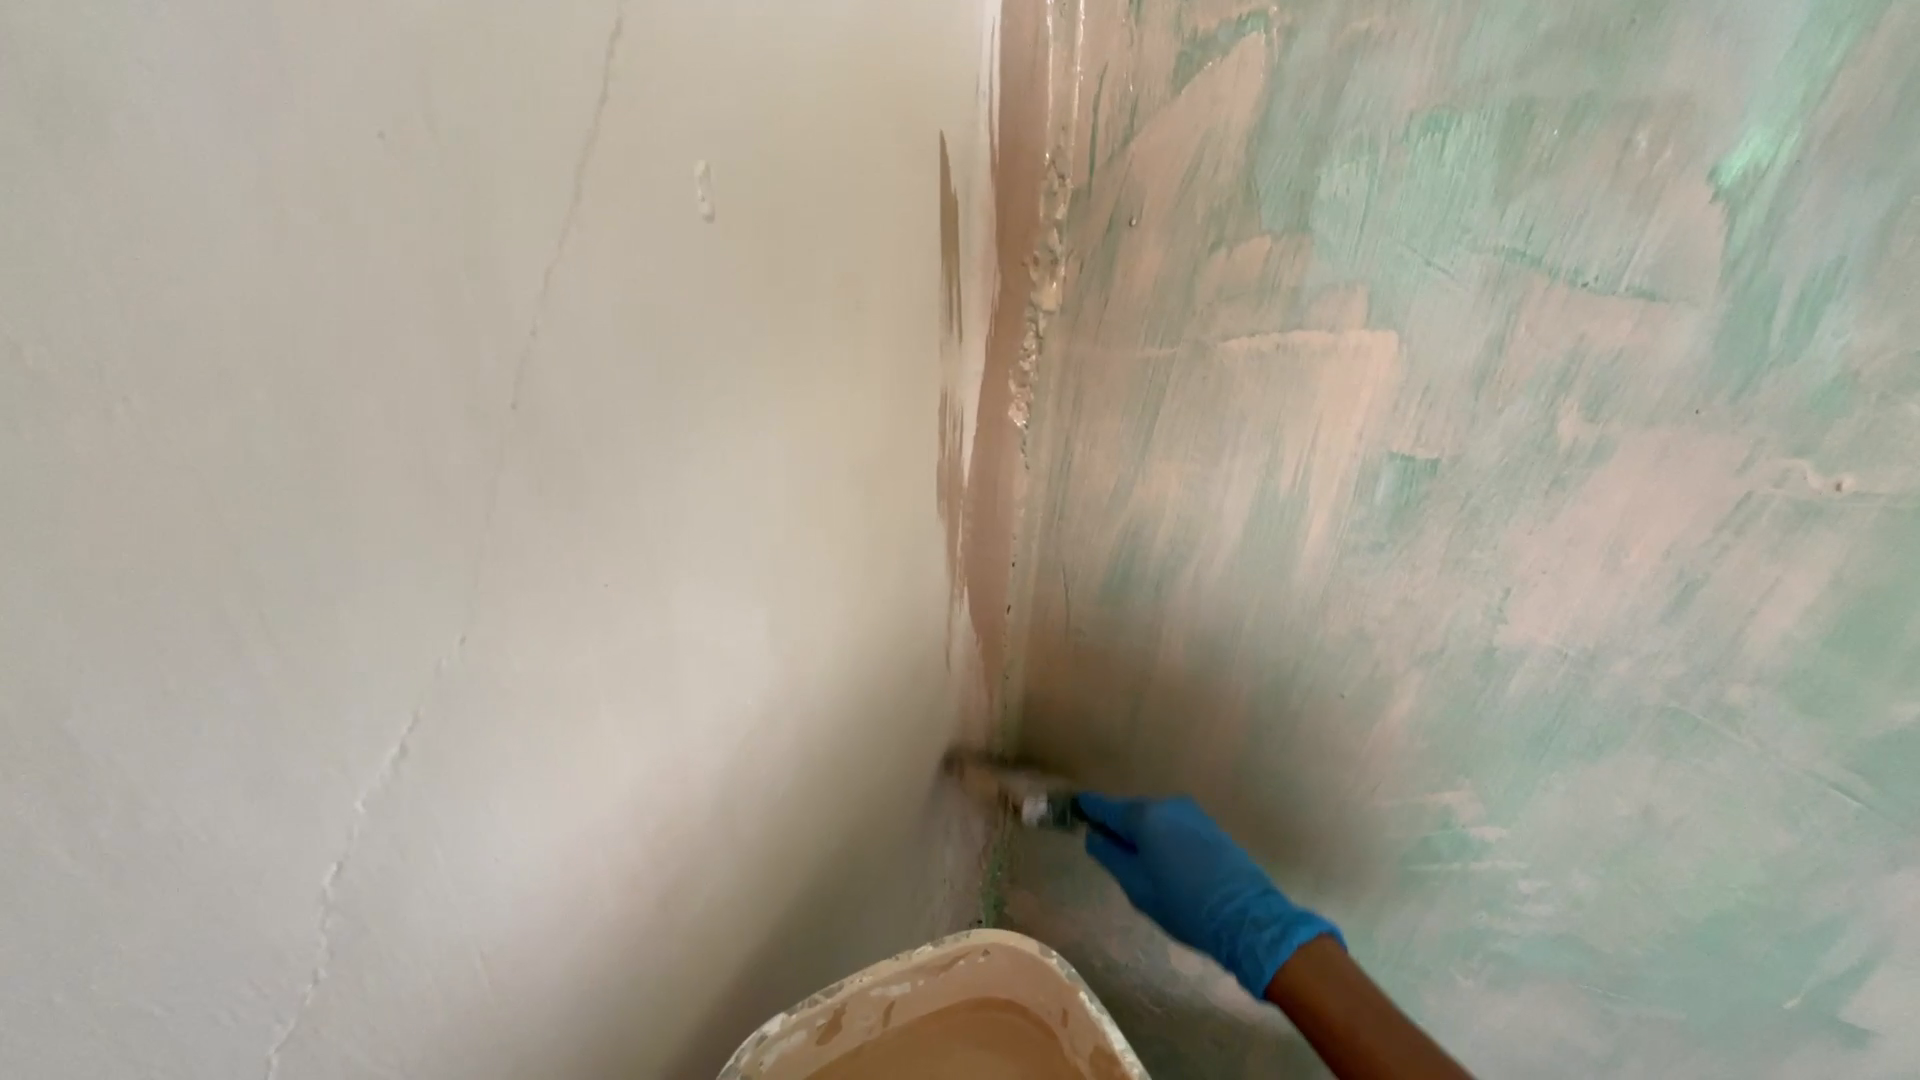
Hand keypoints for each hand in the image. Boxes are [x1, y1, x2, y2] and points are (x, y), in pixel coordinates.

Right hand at [1075, 793, 1343, 996]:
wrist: (1248, 917)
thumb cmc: (1184, 905)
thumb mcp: (1137, 887)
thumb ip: (1111, 857)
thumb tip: (1093, 837)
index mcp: (1144, 816)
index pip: (1105, 806)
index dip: (1086, 808)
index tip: (1071, 807)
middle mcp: (1167, 804)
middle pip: (1131, 811)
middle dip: (1115, 824)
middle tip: (1101, 842)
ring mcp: (1191, 813)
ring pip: (1154, 818)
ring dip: (1140, 832)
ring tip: (1131, 856)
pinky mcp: (1209, 826)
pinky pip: (1173, 825)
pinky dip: (1160, 835)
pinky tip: (1159, 858)